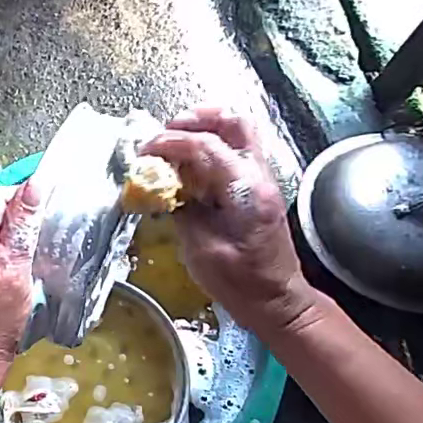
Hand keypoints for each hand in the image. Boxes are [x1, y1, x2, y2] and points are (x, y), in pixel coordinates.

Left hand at [0, 179, 46, 395]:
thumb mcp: (17, 266)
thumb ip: (24, 224)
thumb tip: (35, 187)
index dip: (23, 199)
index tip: (46, 208)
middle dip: (18, 216)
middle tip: (40, 235)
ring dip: (12, 231)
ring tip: (29, 250)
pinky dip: (3, 243)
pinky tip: (17, 258)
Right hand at [142, 107, 328, 337]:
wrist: (277, 302)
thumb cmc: (239, 282)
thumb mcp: (199, 249)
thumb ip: (181, 208)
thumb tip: (162, 184)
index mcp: (245, 191)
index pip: (206, 145)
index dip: (169, 142)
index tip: (144, 151)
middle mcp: (260, 176)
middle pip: (234, 122)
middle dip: (194, 120)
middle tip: (164, 134)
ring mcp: (263, 179)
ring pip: (239, 130)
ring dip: (205, 128)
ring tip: (175, 142)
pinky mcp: (258, 187)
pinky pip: (236, 150)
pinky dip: (212, 145)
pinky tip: (190, 163)